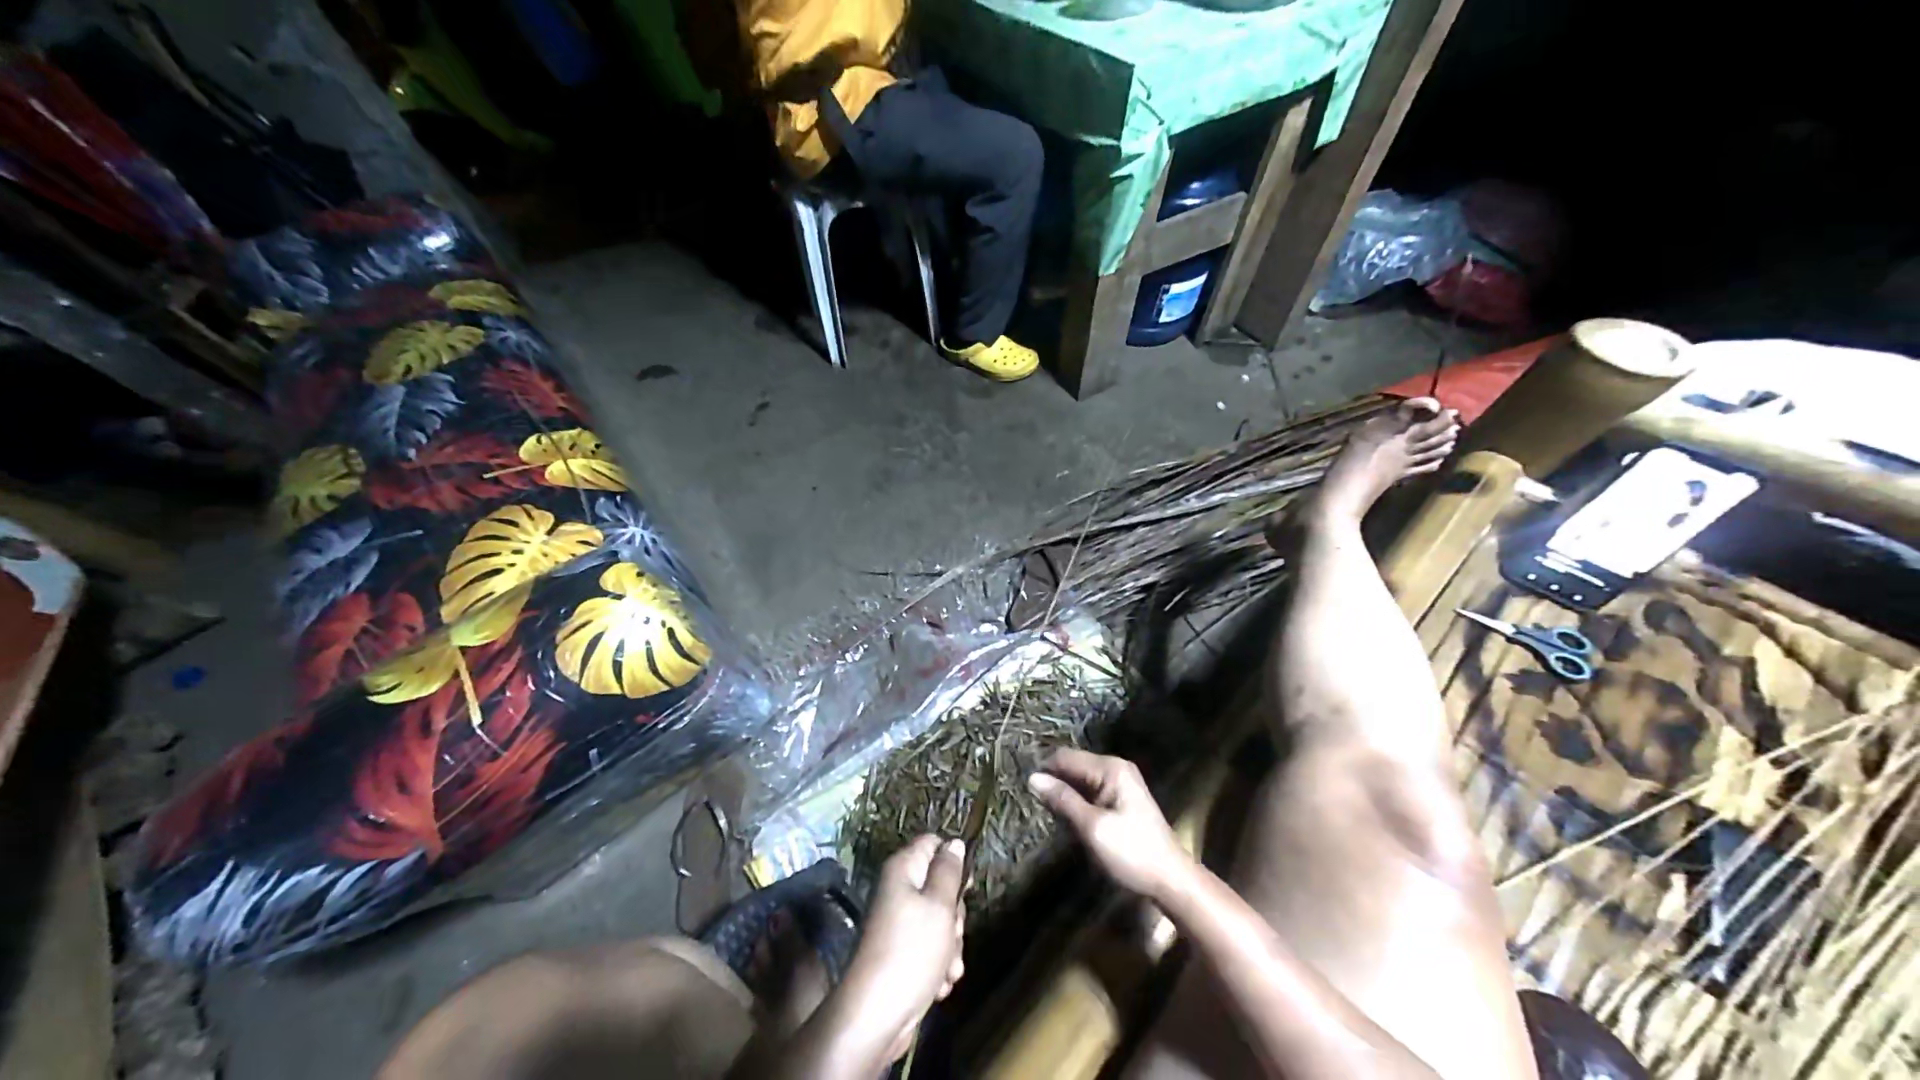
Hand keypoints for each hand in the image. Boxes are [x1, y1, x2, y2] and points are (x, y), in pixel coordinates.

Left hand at [838, 835, 967, 1062]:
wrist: (877, 1017)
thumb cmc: (911, 952)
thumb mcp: (939, 906)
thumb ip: (949, 871)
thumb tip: (955, 842)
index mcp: (903, 870)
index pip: (933, 843)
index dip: (954, 859)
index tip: (967, 884)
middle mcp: (900, 891)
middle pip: (942, 885)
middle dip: (956, 912)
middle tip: (952, 931)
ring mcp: (901, 924)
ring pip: (942, 921)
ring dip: (952, 945)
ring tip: (947, 967)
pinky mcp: (905, 953)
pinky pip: (933, 948)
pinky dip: (941, 964)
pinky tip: (939, 984)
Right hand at [1029, 749, 1190, 900]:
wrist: (1171, 881)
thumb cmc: (1132, 852)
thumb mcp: (1092, 827)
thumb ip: (1062, 799)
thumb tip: (1032, 778)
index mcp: (1110, 768)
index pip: (1065, 757)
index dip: (1043, 769)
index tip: (1020, 786)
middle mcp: (1115, 768)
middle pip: (1073, 766)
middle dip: (1052, 780)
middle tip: (1027, 800)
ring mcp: (1119, 784)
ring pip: (1079, 780)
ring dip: (1062, 793)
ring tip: (1039, 808)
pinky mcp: (1120, 801)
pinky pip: (1089, 792)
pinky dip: (1075, 802)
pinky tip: (1062, 816)